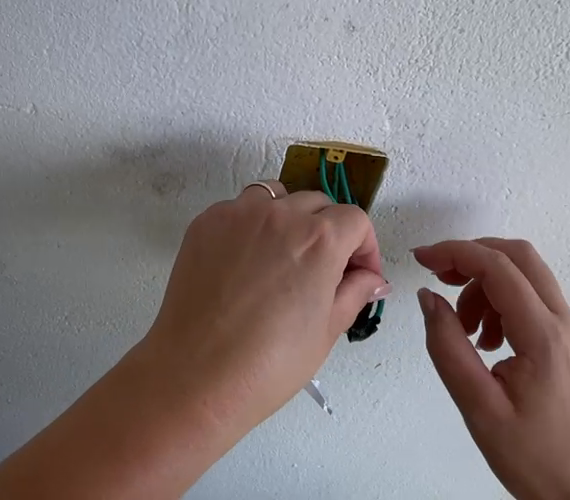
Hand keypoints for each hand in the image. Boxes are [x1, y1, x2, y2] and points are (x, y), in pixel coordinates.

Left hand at [136, 180, 388, 434]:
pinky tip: (245, 264)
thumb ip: (355, 292)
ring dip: (288, 217)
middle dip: (329, 231)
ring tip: (282, 258)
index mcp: (318, 239)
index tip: (359, 274)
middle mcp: (280, 214)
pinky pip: (238, 209)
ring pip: (276, 196)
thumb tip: (372, 278)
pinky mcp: (206, 221)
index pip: (355, 220)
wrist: (197, 374)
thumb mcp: (327, 331)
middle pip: (317, 203)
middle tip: (323, 271)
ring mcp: (238, 213)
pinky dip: (250, 225)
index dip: (364, 247)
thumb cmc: (269, 363)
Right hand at [414, 239, 569, 499]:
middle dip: (472, 255)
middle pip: (519, 255)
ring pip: (525, 273)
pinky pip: (530, 296)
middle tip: (439, 276)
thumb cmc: (529, 456)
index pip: (498, 267)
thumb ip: (447, 345)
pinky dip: (499, 298)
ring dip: (485, 282)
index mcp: (544, 337)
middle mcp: (564, 323)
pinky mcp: (566, 341)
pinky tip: (483, 337)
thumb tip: (427, 296)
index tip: (421, 259)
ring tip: (462, 325)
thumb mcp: (476, 405)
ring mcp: (569, 330)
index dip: (455, 252)